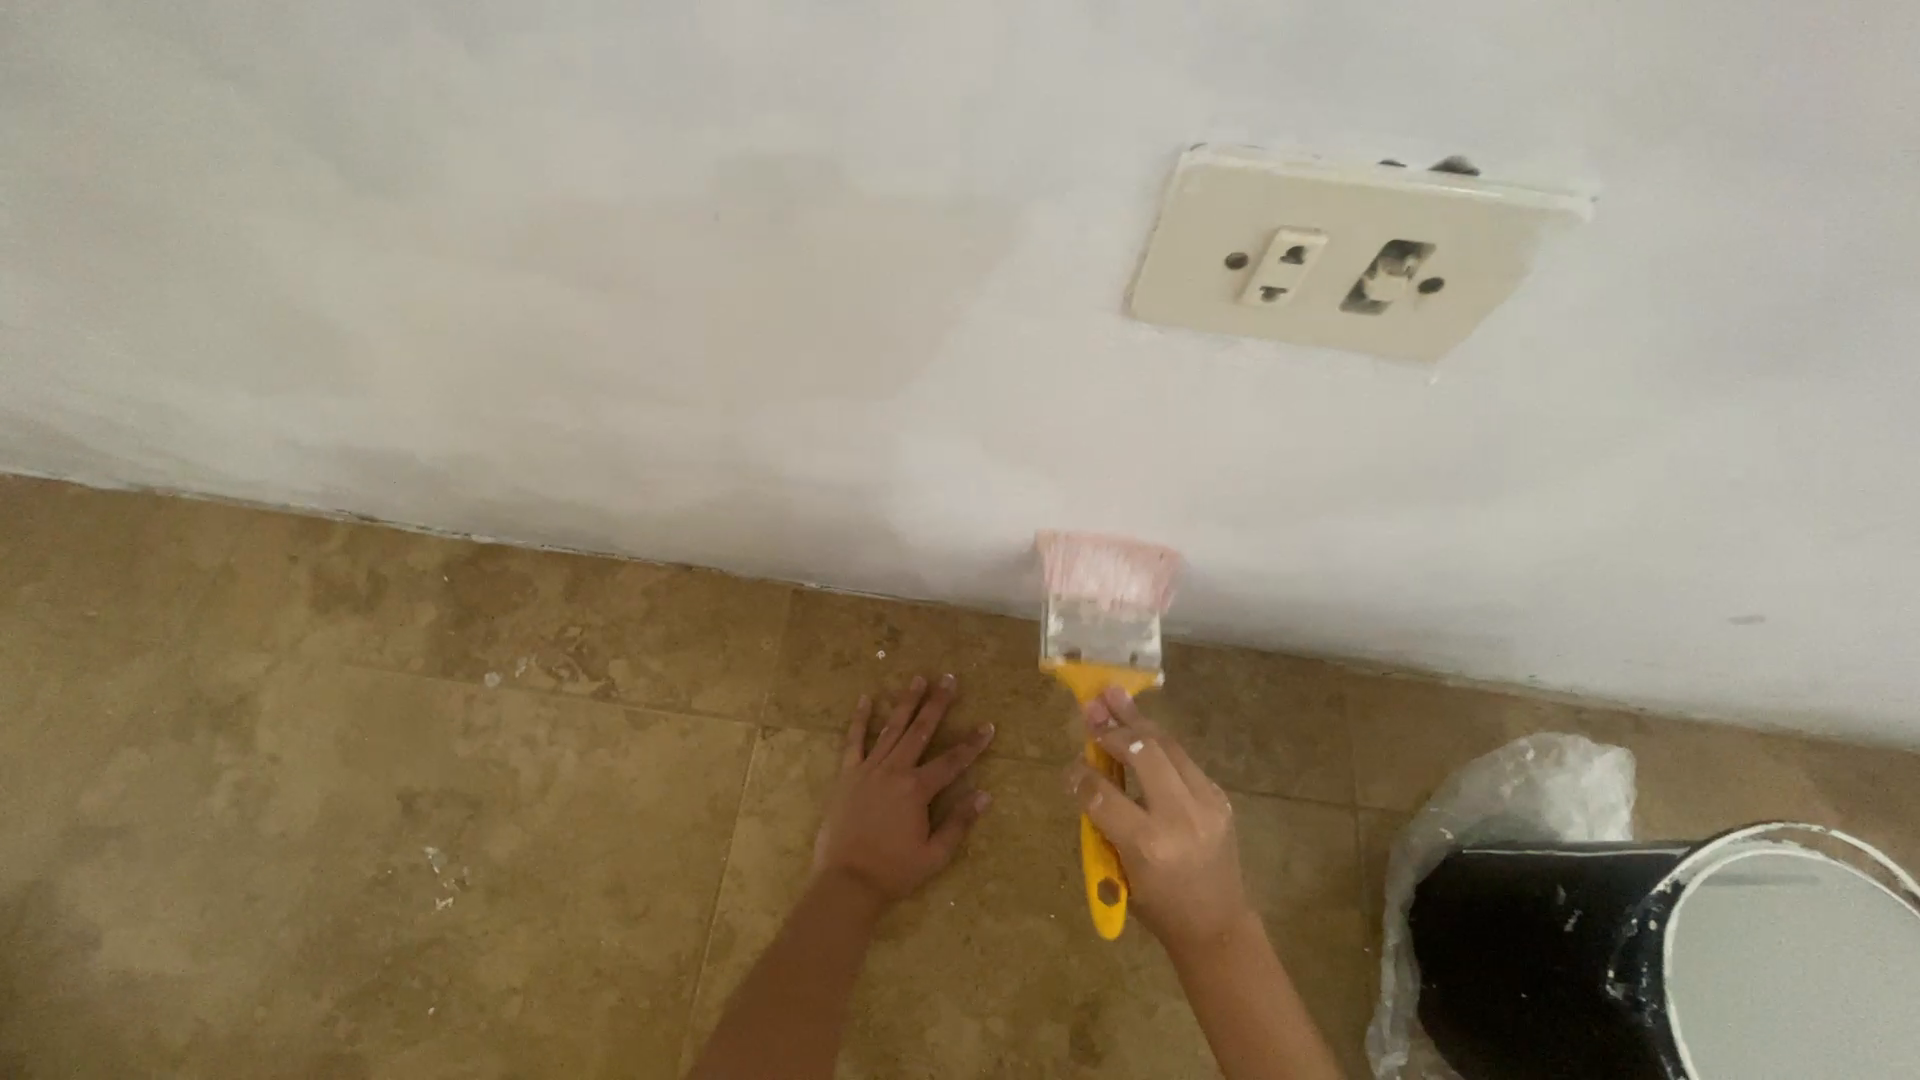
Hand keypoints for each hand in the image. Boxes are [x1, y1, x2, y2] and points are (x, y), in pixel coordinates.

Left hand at [812, 674, 995, 906]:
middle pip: (921, 730)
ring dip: (906, 703)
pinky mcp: (847, 775)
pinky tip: (866, 698)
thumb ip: (959, 822)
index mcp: (917, 790)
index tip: (988, 725)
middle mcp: (894, 771)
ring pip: (892, 728)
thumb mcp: (934, 854)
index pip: (952, 761)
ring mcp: (868, 769)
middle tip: (949, 678)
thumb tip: (984, 795)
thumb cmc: (894, 872)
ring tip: (918, 679)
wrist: (846, 882)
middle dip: (937, 703)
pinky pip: (853, 741)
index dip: (972, 743)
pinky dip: (860, 719)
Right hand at [1064, 686, 1255, 951]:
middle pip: (1143, 754)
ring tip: (1115, 696)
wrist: (1217, 926)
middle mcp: (1179, 817)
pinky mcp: (1220, 799)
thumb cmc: (1158, 907)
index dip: (1081, 776)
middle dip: (1114, 730)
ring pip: (1169, 746)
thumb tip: (1086, 776)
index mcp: (1147, 844)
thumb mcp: (1120, 870)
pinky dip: (1160, 745)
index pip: (1103, 794)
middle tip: (1092, 708)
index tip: (1070, 767)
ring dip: (1139, 722)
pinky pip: (1185, 760)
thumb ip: (1105, 821)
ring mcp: (1206, 804)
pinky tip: (1142, 731)